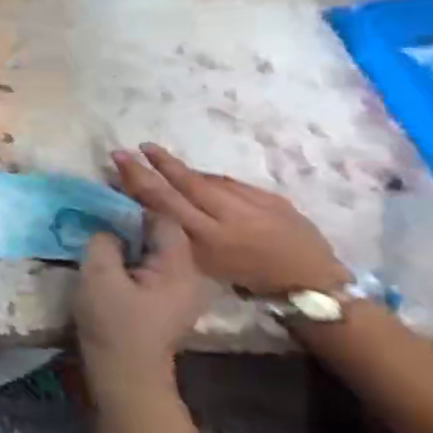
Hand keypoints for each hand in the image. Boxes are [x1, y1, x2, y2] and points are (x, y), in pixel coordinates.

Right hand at [75, 211, 206, 392]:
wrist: (127, 372)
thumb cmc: (114, 321)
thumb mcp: (99, 275)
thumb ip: (104, 242)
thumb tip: (107, 228)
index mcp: (178, 267)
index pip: (166, 221)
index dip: (141, 200)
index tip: (115, 184)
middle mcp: (189, 275)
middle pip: (170, 232)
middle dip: (141, 212)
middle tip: (111, 194)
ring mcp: (181, 290)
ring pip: (164, 247)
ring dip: (140, 230)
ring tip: (113, 215)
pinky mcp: (168, 299)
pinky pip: (158, 261)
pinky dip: (141, 247)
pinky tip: (121, 244)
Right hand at [111, 144, 348, 295]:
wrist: (311, 285)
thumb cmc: (247, 279)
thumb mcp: (203, 262)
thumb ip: (175, 230)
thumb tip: (147, 203)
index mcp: (208, 236)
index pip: (164, 198)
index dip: (139, 176)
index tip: (121, 157)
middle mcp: (230, 216)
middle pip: (187, 181)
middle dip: (161, 162)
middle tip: (142, 147)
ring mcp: (255, 204)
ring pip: (211, 180)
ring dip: (187, 171)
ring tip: (170, 165)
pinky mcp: (275, 199)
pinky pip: (235, 184)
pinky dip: (215, 181)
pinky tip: (207, 182)